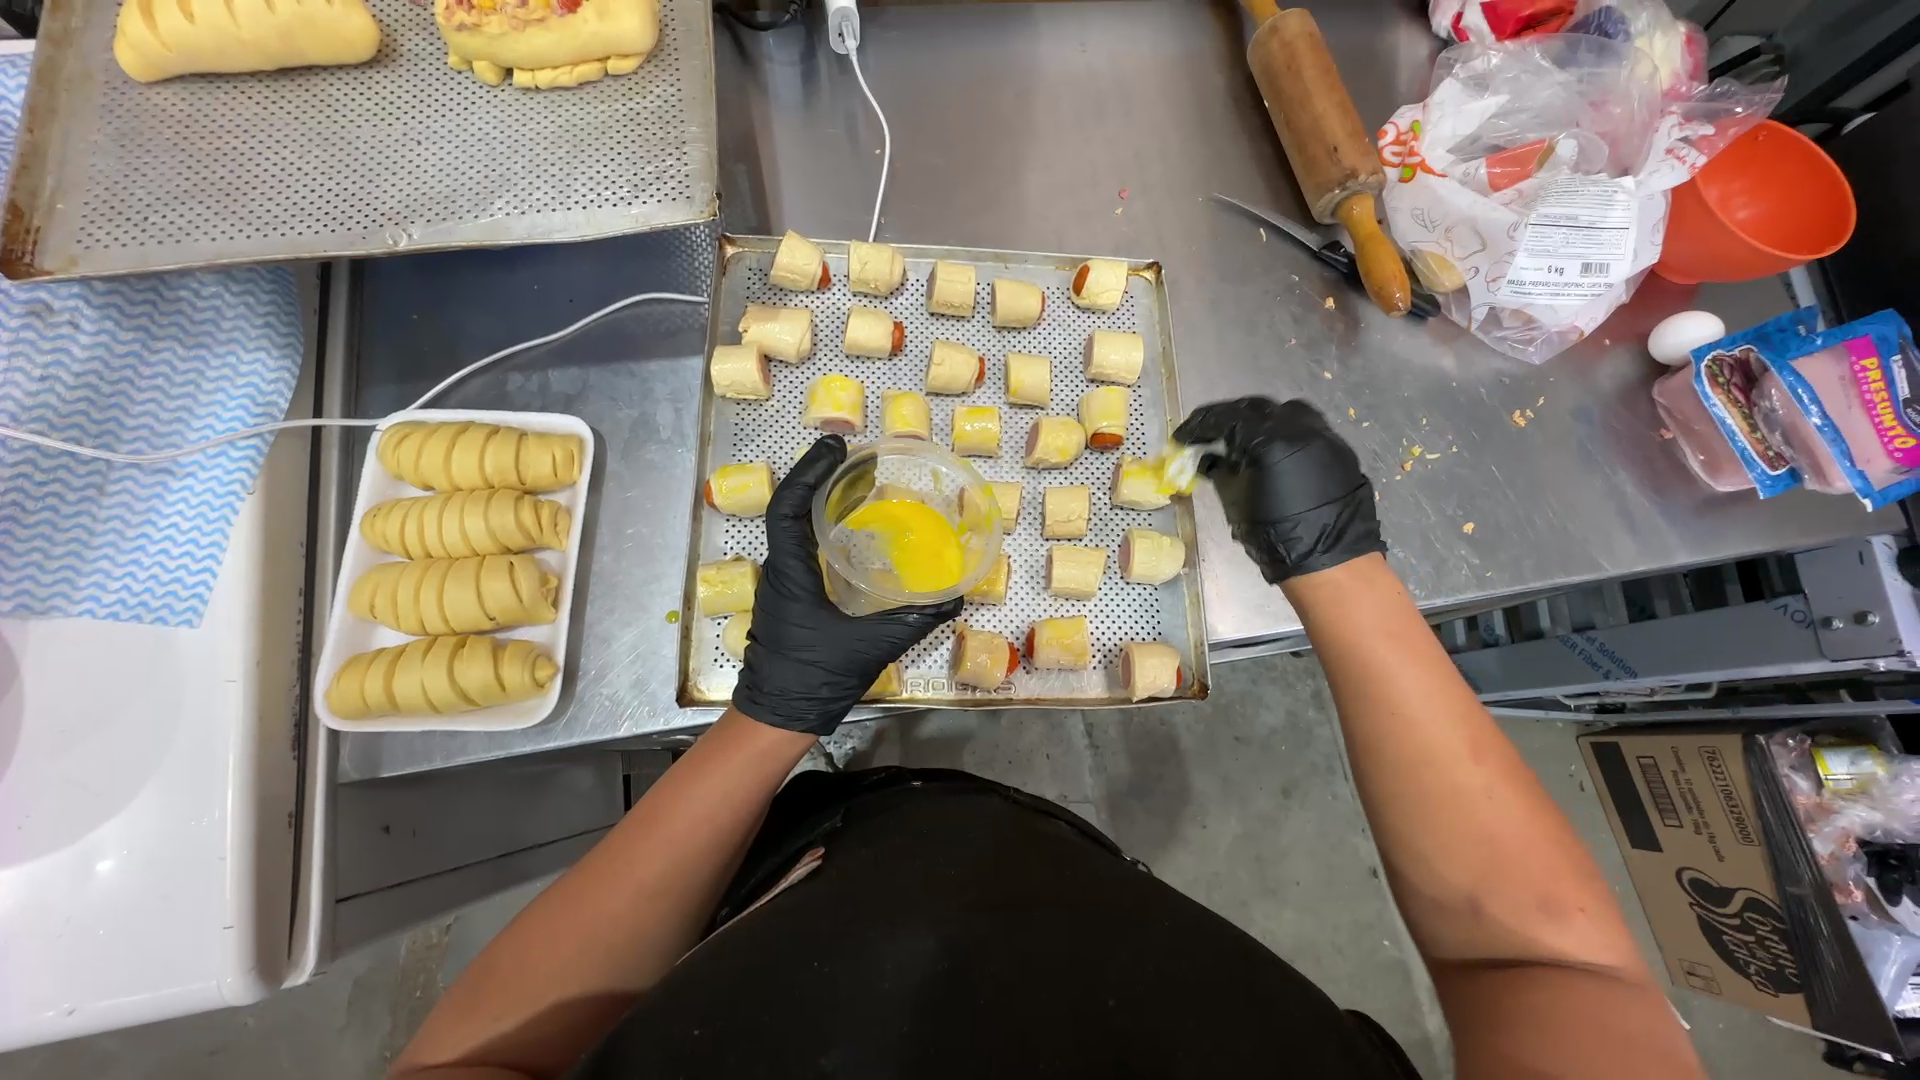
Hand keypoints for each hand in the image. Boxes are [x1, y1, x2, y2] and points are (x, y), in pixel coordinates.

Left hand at [732, 436, 963, 735]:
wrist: (780, 715)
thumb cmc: (815, 677)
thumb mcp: (869, 647)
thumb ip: (912, 621)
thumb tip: (953, 598)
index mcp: (790, 573)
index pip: (788, 508)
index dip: (808, 472)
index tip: (834, 447)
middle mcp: (781, 571)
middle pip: (792, 510)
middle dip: (820, 479)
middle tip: (856, 460)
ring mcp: (782, 585)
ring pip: (796, 529)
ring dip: (820, 503)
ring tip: (858, 486)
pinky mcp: (790, 598)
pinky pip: (803, 550)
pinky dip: (824, 530)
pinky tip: (853, 534)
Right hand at [1172, 396, 1384, 583]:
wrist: (1329, 560)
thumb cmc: (1275, 535)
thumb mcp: (1235, 501)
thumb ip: (1220, 471)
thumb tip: (1208, 458)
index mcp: (1269, 441)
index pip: (1226, 418)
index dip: (1200, 425)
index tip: (1183, 437)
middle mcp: (1300, 429)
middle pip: (1257, 408)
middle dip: (1230, 418)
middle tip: (1211, 434)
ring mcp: (1325, 437)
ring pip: (1288, 413)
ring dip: (1262, 421)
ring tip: (1246, 440)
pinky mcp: (1340, 451)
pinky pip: (1307, 430)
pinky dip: (1285, 434)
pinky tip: (1274, 455)